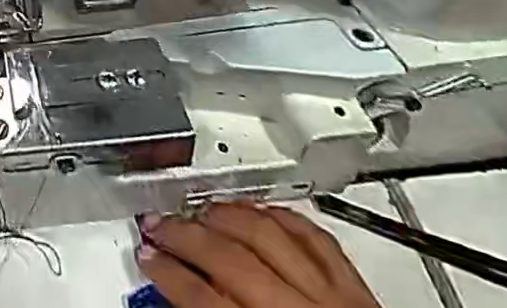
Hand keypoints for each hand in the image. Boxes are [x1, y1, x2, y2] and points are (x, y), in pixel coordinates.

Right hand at [138, 202, 382, 307]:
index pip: (205, 300)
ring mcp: (335, 299)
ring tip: (199, 208)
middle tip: (157, 224)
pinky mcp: (360, 292)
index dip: (168, 273)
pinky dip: (280, 217)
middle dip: (185, 235)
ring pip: (268, 234)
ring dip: (225, 215)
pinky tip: (259, 210)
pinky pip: (314, 237)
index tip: (147, 256)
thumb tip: (183, 300)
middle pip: (230, 259)